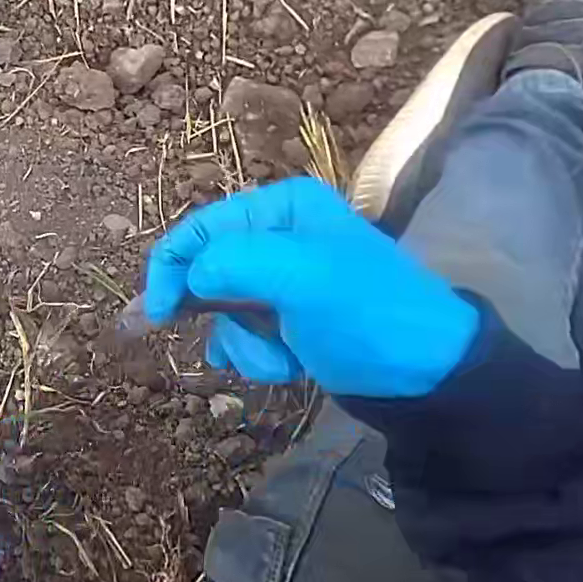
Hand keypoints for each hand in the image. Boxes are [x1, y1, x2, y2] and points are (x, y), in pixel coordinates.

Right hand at [143, 177, 477, 397]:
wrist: (425, 373)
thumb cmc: (366, 314)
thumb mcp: (303, 276)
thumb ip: (236, 261)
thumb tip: (189, 276)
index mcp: (282, 208)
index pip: (203, 227)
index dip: (172, 266)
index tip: (158, 312)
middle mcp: (278, 236)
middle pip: (207, 269)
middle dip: (206, 310)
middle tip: (180, 338)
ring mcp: (282, 279)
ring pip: (223, 309)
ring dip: (242, 341)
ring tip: (279, 358)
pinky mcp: (288, 317)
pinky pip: (246, 333)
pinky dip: (255, 354)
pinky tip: (281, 366)